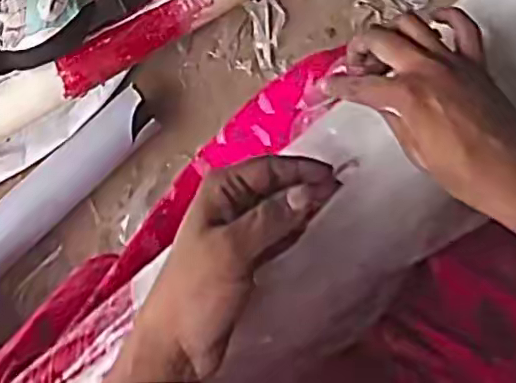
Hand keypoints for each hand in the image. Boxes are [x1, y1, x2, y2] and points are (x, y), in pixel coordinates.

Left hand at [113, 157, 339, 380]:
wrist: (176, 347)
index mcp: (220, 188)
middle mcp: (230, 202)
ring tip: (333, 208)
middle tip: (339, 192)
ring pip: (278, 209)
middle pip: (274, 185)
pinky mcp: (247, 257)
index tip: (332, 176)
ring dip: (303, 208)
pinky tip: (314, 232)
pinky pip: (278, 235)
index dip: (300, 168)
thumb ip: (270, 218)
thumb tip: (306, 191)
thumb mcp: (232, 249)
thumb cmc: (196, 290)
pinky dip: (296, 231)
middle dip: (304, 186)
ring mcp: (238, 230)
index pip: (267, 167)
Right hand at [322, 9, 515, 220]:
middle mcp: (426, 68)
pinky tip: (432, 21)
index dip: (339, 86)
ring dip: (392, 30)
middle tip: (355, 63)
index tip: (329, 86)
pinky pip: (461, 25)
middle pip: (379, 38)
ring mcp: (452, 60)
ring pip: (412, 22)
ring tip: (386, 45)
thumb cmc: (466, 174)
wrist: (515, 177)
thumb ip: (393, 117)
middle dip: (359, 48)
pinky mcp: (475, 61)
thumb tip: (380, 101)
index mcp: (407, 95)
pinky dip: (445, 16)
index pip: (361, 85)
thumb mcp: (416, 151)